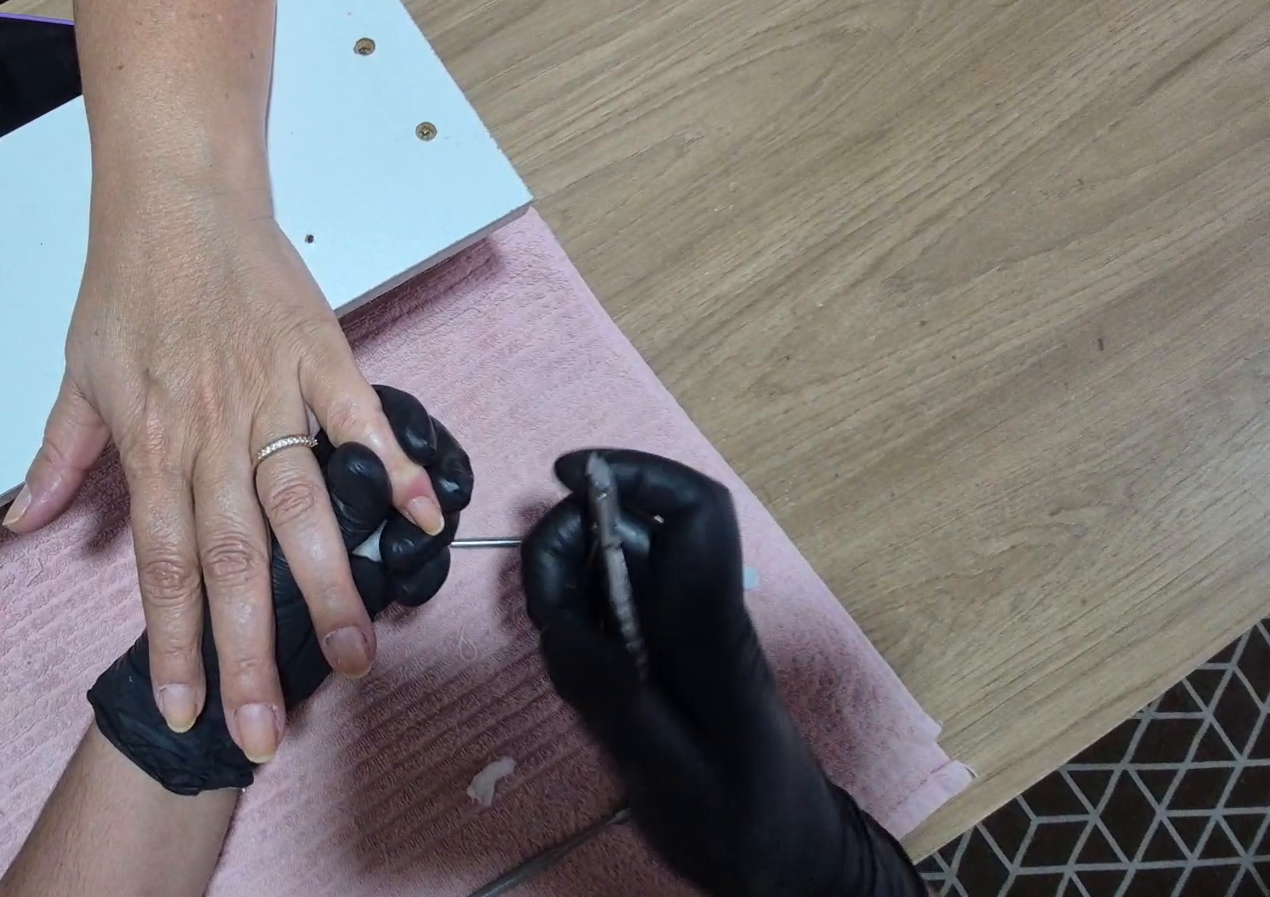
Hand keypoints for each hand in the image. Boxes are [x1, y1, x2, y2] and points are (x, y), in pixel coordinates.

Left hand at [9, 185, 445, 764]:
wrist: (176, 197)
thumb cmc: (129, 282)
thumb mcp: (78, 370)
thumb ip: (58, 454)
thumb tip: (27, 524)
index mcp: (152, 440)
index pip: (162, 563)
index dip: (176, 641)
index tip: (190, 710)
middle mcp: (212, 429)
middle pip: (231, 554)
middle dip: (250, 648)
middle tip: (268, 726)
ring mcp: (270, 390)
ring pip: (298, 500)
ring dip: (329, 579)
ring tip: (357, 649)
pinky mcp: (318, 352)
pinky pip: (357, 416)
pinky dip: (390, 465)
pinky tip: (420, 516)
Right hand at [521, 450, 927, 896]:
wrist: (788, 861)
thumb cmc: (744, 824)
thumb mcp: (677, 783)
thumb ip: (616, 702)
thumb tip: (561, 628)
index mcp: (705, 624)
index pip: (695, 511)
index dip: (637, 473)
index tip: (568, 476)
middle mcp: (687, 607)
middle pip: (629, 526)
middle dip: (570, 533)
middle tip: (543, 594)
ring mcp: (669, 625)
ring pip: (606, 559)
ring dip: (562, 575)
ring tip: (554, 635)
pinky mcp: (652, 645)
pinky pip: (599, 599)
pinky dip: (568, 607)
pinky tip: (568, 653)